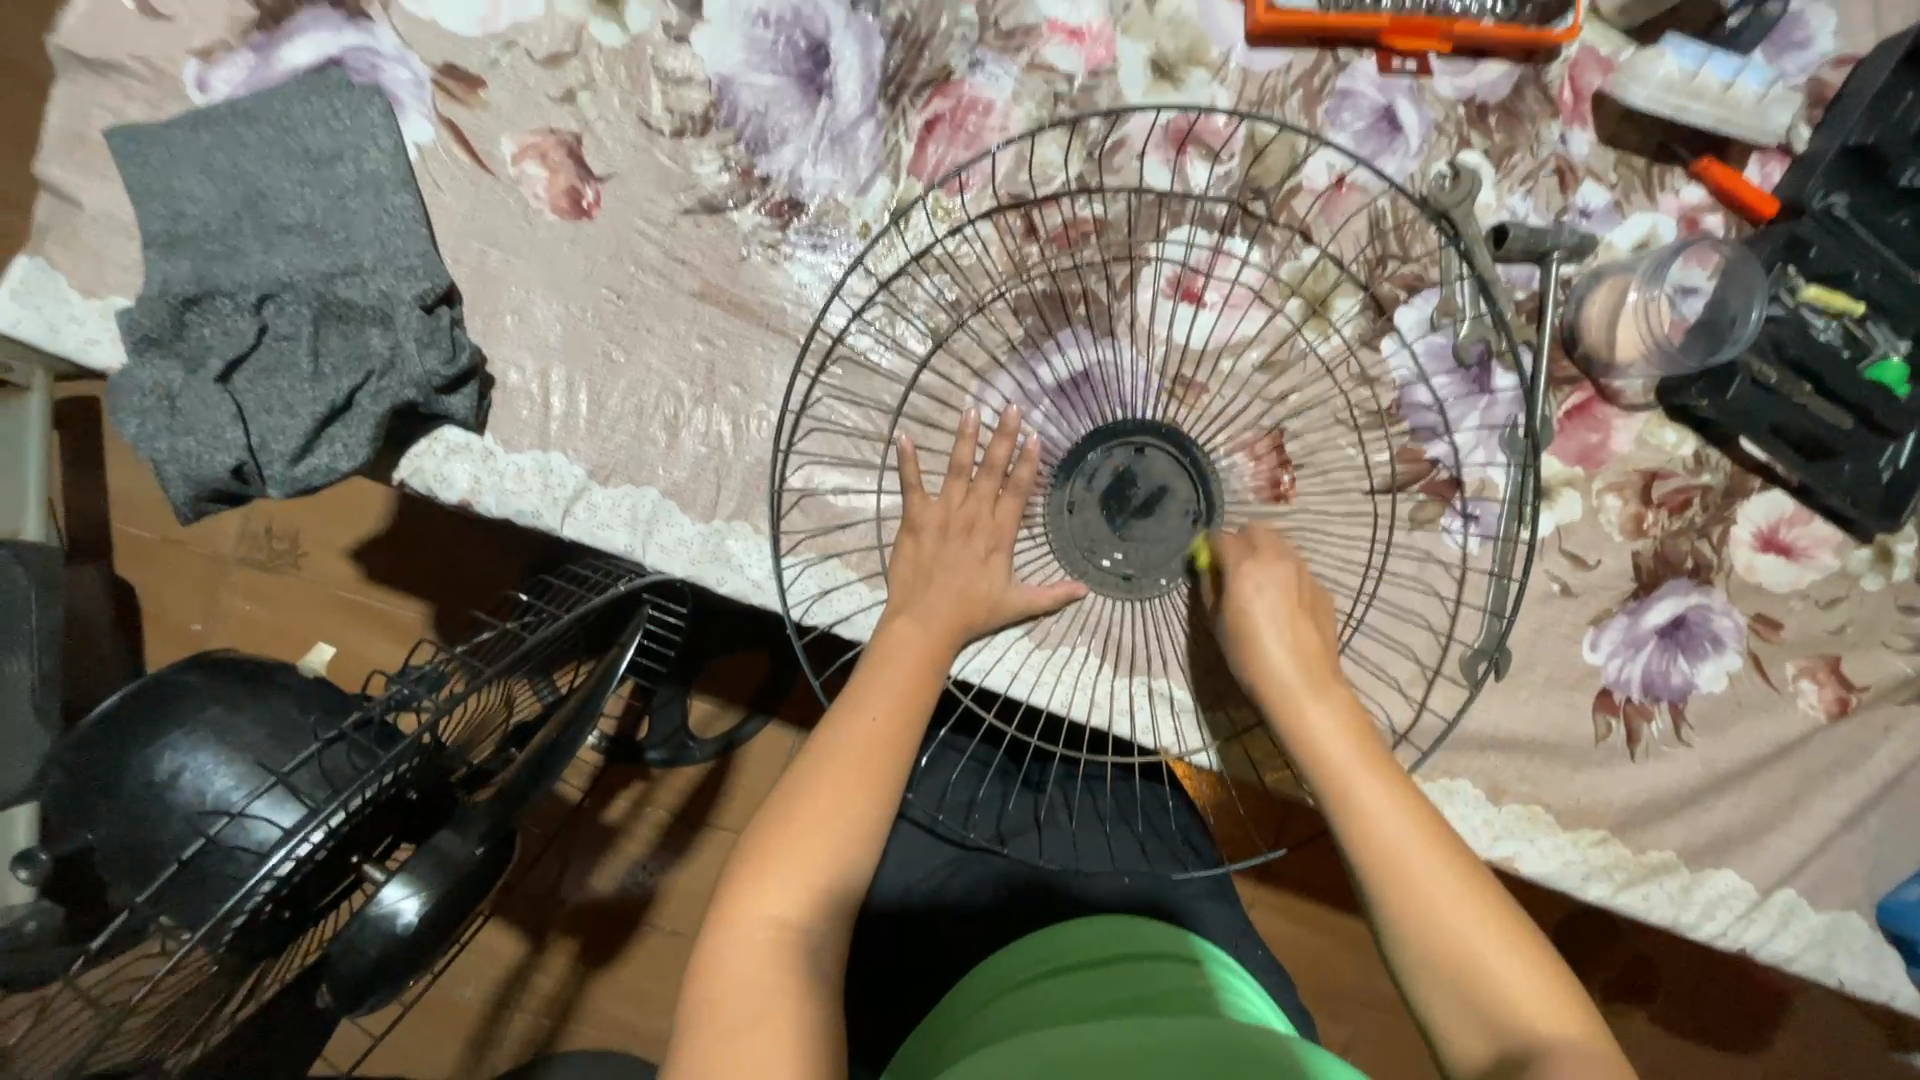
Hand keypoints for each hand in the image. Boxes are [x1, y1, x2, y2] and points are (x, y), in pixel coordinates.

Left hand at [883, 405, 1087, 656]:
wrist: (927, 621)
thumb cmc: (972, 613)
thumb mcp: (1018, 605)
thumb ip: (1052, 595)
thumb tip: (1085, 591)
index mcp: (999, 533)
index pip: (1018, 490)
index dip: (1028, 462)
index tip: (1035, 436)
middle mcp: (974, 515)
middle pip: (992, 469)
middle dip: (1004, 436)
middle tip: (1012, 407)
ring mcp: (944, 513)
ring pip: (958, 468)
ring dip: (965, 438)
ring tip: (972, 410)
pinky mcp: (916, 518)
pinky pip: (911, 484)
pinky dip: (907, 461)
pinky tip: (904, 436)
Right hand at [1201, 524, 1347, 722]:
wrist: (1303, 685)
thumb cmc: (1249, 656)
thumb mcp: (1216, 622)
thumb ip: (1209, 587)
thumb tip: (1208, 569)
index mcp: (1245, 565)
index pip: (1220, 536)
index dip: (1209, 547)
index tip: (1206, 562)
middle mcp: (1276, 558)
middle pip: (1255, 529)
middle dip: (1241, 541)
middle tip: (1234, 568)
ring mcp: (1304, 570)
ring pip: (1280, 544)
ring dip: (1265, 554)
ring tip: (1259, 584)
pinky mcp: (1321, 587)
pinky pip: (1298, 568)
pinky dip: (1285, 574)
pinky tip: (1283, 604)